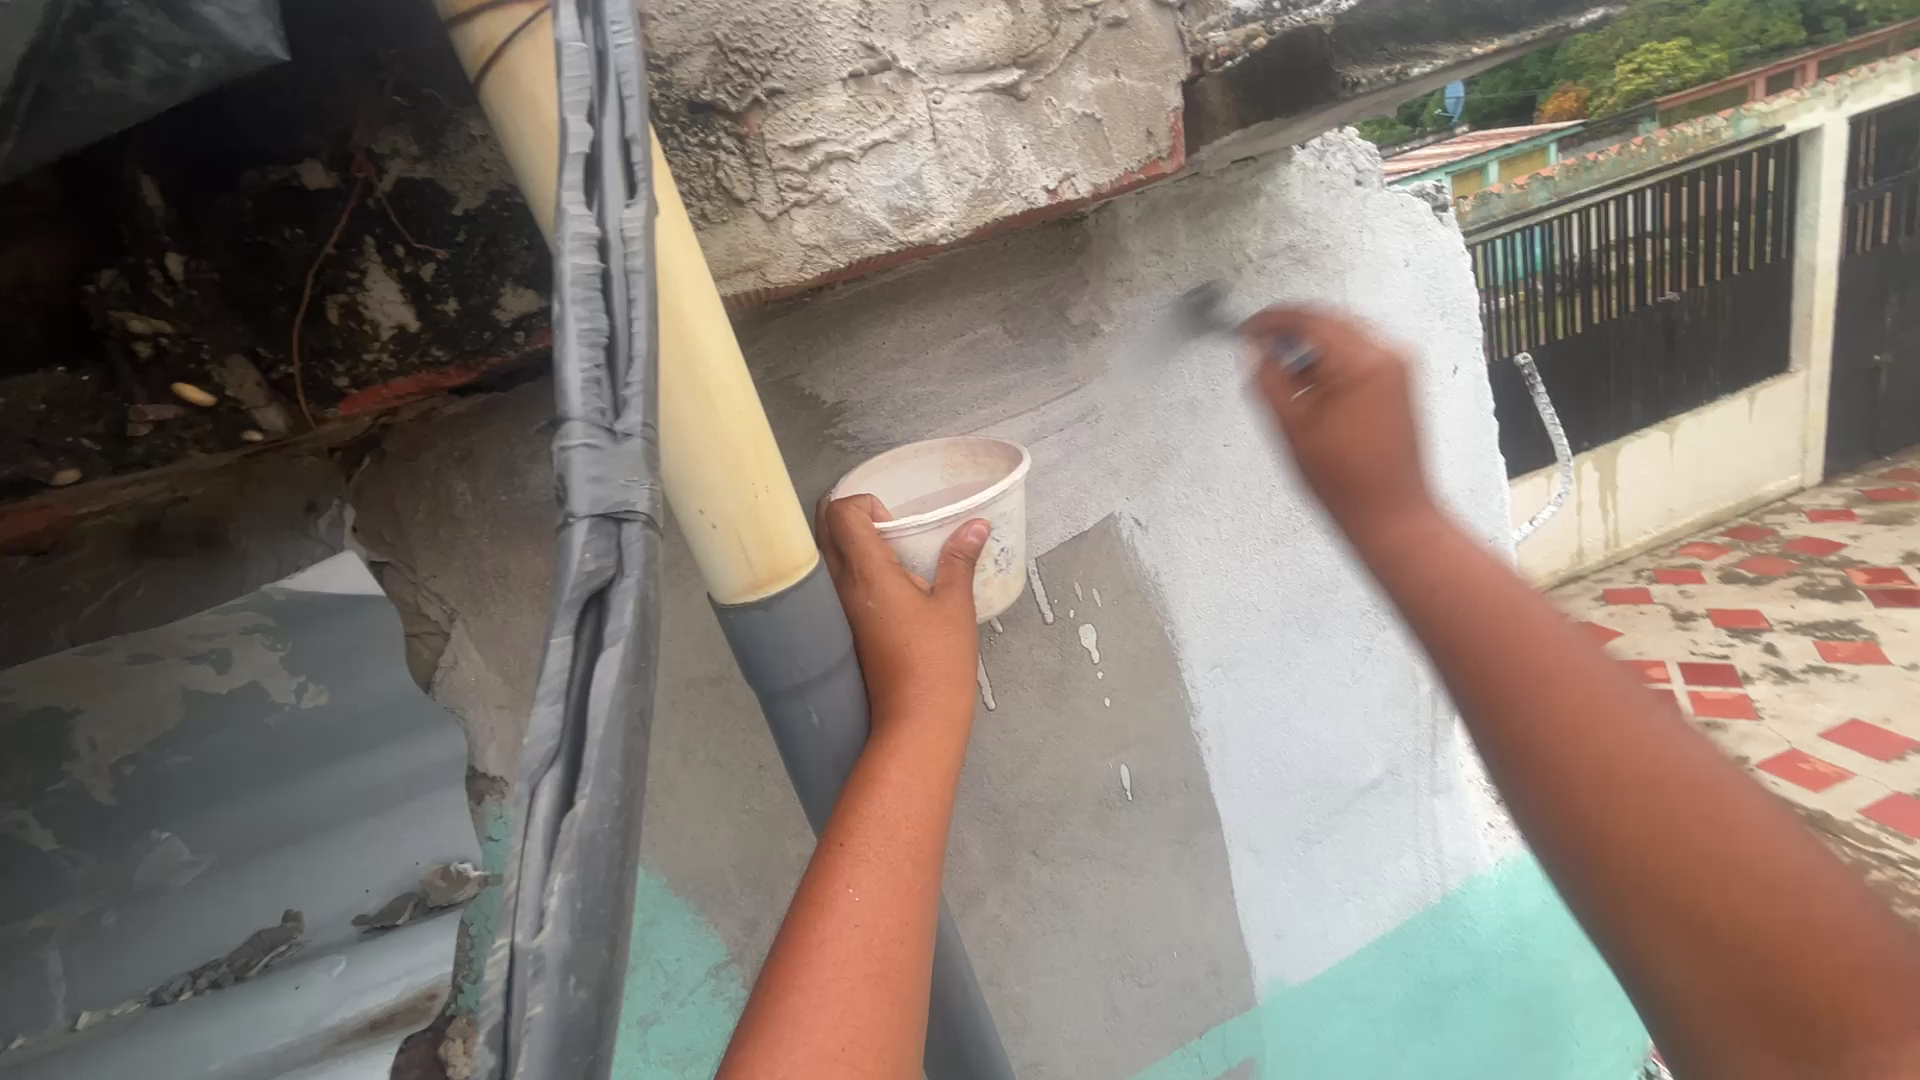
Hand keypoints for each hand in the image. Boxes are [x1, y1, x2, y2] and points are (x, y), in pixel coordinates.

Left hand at [817, 494, 988, 732]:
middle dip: (849, 512)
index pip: (840, 513)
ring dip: (847, 540)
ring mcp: (836, 608)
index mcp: (866, 573)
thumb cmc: (937, 661)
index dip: (864, 502)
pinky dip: (849, 567)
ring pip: (823, 554)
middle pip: (821, 526)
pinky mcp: (841, 626)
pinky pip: (831, 580)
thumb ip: (960, 559)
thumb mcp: (955, 605)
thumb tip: (977, 525)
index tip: (895, 521)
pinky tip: (886, 582)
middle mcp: (840, 586)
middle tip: (888, 525)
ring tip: (889, 551)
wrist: (915, 717)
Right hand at [1241, 306, 1439, 542]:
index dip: (1270, 321)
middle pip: (1328, 322)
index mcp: (1363, 362)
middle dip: (1288, 331)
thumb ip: (1267, 381)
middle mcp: (1389, 355)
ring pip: (1342, 337)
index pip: (1309, 319)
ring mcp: (1399, 367)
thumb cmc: (1346, 481)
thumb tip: (1254, 353)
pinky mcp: (1399, 382)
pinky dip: (1327, 362)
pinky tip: (1306, 387)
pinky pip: (1357, 355)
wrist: (1389, 512)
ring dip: (1307, 348)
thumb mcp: (1291, 428)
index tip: (1246, 329)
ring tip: (1278, 374)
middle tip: (1255, 346)